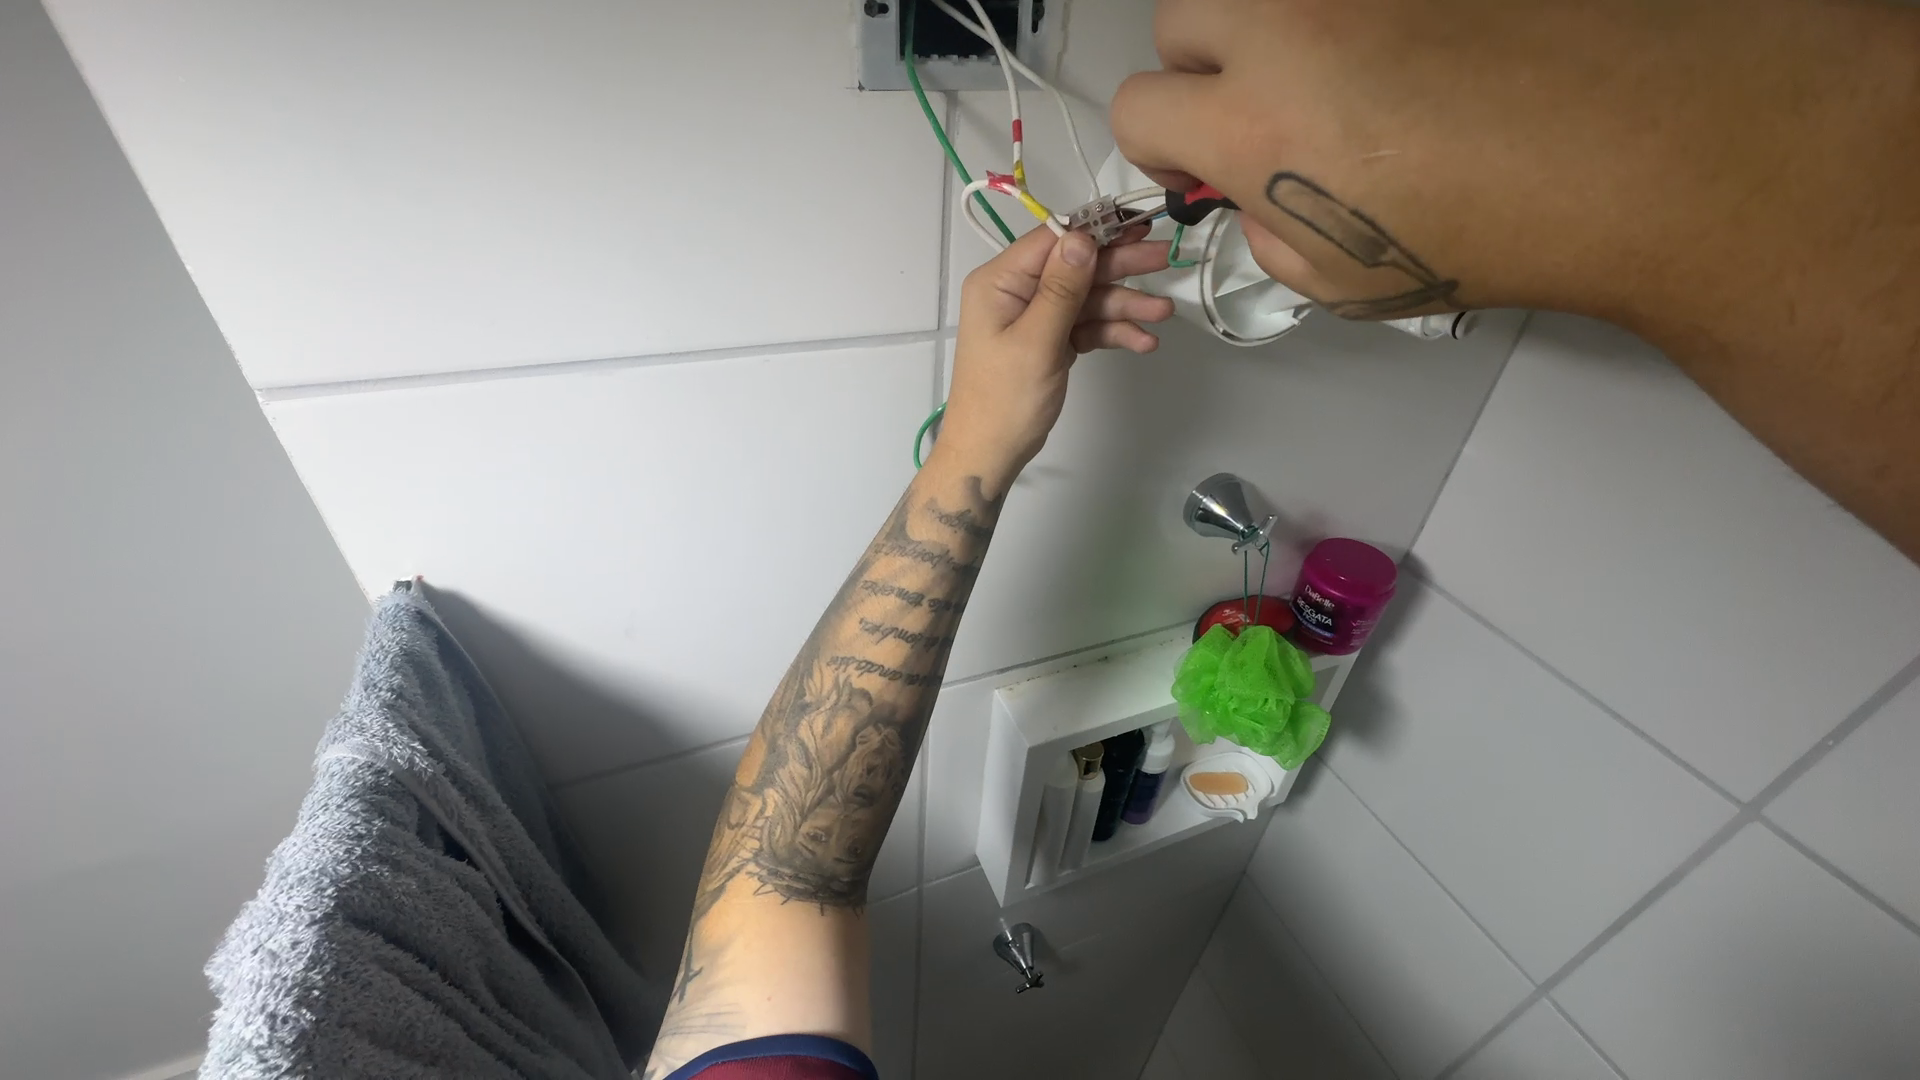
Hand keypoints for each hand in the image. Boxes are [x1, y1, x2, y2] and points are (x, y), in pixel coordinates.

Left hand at [930, 226, 1172, 494]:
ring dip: (1124, 305)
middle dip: (1120, 266)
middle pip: (1075, 267)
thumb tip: (1082, 236)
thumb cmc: (1005, 399)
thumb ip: (1061, 288)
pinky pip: (1085, 327)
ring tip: (1163, 314)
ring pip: (1086, 299)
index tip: (1140, 225)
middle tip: (1168, 258)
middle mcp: (1016, 292)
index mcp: (1000, 282)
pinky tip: (1142, 342)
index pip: (1052, 240)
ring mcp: (1034, 318)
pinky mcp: (1050, 343)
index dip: (1096, 231)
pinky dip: (1112, 332)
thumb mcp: (1036, 341)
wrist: (990, 452)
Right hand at [1111, 0, 1902, 325]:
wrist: (1653, 151)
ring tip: (1323, 77)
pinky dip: (1348, 22)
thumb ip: (1264, 228)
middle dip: (1195, 73)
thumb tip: (1254, 191)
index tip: (1195, 170)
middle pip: (1179, 18)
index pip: (1135, 109)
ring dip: (1263, 32)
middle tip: (1249, 113)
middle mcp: (1291, 26)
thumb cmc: (1489, 238)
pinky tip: (1402, 55)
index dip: (1154, 149)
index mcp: (1256, 123)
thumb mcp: (1336, 278)